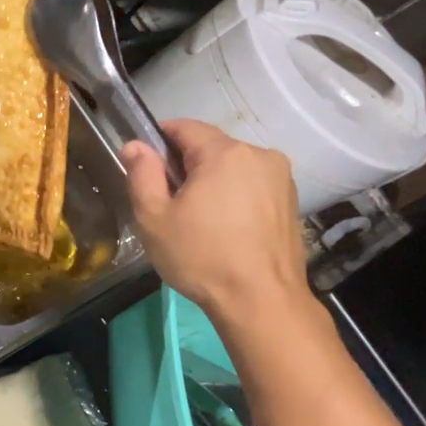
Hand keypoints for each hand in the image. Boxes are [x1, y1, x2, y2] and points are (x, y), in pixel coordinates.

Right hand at [122, 119, 308, 322]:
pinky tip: (221, 229)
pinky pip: (251, 185)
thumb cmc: (200, 256)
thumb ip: (142, 175)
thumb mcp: (154, 218)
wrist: (260, 298)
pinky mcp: (289, 200)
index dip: (159, 138)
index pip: (185, 127)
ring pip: (232, 167)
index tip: (143, 164)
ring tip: (194, 220)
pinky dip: (231, 197)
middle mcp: (258, 155)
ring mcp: (280, 178)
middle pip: (210, 148)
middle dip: (185, 166)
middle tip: (165, 202)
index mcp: (224, 153)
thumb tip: (135, 146)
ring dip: (209, 182)